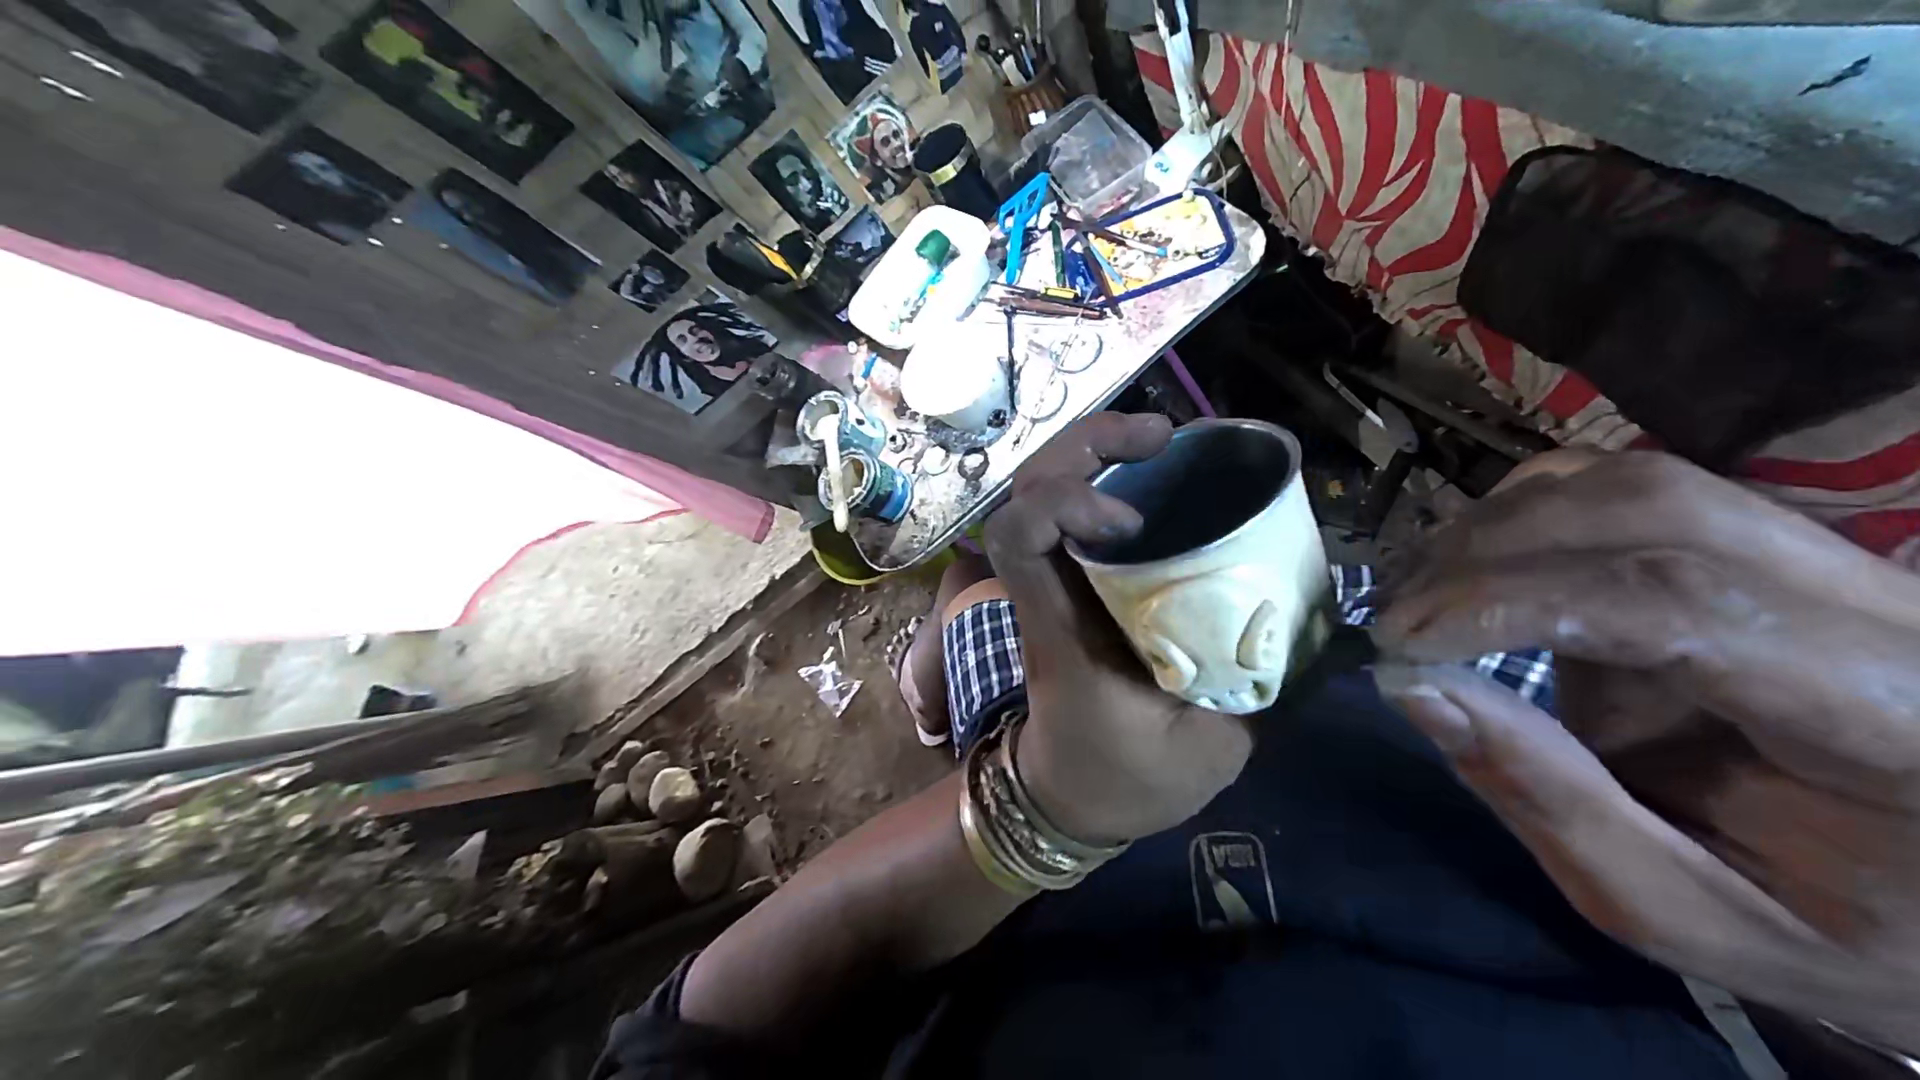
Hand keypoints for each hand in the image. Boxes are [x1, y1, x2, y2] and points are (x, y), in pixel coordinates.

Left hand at [983, 413, 1253, 845]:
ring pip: (1042, 490)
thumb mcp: (1209, 748)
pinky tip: (1160, 478)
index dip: (1060, 504)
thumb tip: (1324, 624)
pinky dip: (1106, 479)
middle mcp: (1048, 593)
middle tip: (1162, 437)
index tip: (1128, 521)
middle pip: (1027, 491)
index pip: (1017, 540)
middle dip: (1084, 445)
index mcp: (1064, 631)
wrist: (1068, 795)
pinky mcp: (1070, 585)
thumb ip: (1264, 688)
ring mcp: (1054, 585)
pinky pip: (1070, 513)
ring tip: (1164, 440)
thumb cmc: (1126, 777)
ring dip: (1093, 450)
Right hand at [1373, 450, 1919, 1053]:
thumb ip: (1546, 799)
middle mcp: (1890, 607)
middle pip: (1647, 508)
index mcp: (1906, 718)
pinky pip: (1624, 488)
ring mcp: (1836, 560)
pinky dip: (1524, 518)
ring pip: (1629, 483)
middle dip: (1484, 554)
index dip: (1507, 603)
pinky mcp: (1774, 544)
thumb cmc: (1827, 927)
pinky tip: (1481, 573)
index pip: (1677, 600)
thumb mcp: (1678, 911)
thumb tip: (1409, 684)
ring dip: (1495, 531)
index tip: (1399, 643)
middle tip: (1397, 621)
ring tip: (1427, 600)